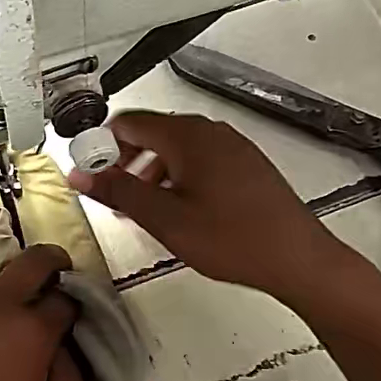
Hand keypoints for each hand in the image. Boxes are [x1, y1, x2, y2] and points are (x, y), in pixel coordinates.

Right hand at [68, 112, 355, 303]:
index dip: (102, 145)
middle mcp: (212, 133)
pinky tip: (181, 210)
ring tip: (145, 209)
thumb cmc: (236, 238)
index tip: (91, 170)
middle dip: (127, 162)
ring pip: (177, 149)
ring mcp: (233, 147)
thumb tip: (84, 175)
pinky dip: (180, 178)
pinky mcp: (246, 165)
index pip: (128, 123)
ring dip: (152, 173)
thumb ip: (119, 192)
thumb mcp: (165, 219)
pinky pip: (201, 161)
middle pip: (153, 133)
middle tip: (114, 193)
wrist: (296, 257)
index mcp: (188, 136)